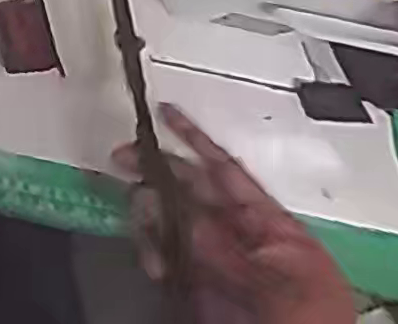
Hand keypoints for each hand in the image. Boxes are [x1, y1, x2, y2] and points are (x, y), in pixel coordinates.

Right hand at [113, 104, 353, 323]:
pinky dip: (151, 250)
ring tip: (146, 234)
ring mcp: (219, 264)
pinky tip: (153, 263)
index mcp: (275, 232)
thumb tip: (163, 203)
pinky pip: (164, 251)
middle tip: (122, 159)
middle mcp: (242, 240)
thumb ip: (216, 241)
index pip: (228, 171)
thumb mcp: (268, 284)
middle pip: (190, 188)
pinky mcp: (197, 286)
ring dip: (149, 216)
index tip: (164, 111)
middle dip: (156, 172)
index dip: (194, 138)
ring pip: (169, 217)